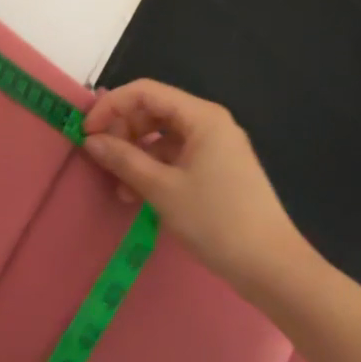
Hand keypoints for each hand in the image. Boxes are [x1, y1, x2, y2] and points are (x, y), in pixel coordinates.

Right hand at [82, 79, 315, 296]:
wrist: (274, 269)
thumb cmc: (217, 221)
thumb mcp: (163, 190)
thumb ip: (124, 160)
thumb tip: (91, 141)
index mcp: (201, 116)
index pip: (145, 92)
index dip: (111, 106)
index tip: (87, 132)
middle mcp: (210, 123)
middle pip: (154, 111)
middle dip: (123, 131)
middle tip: (102, 159)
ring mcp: (217, 147)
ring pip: (163, 136)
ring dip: (136, 154)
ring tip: (118, 186)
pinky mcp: (219, 170)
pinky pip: (177, 156)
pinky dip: (155, 169)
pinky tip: (138, 196)